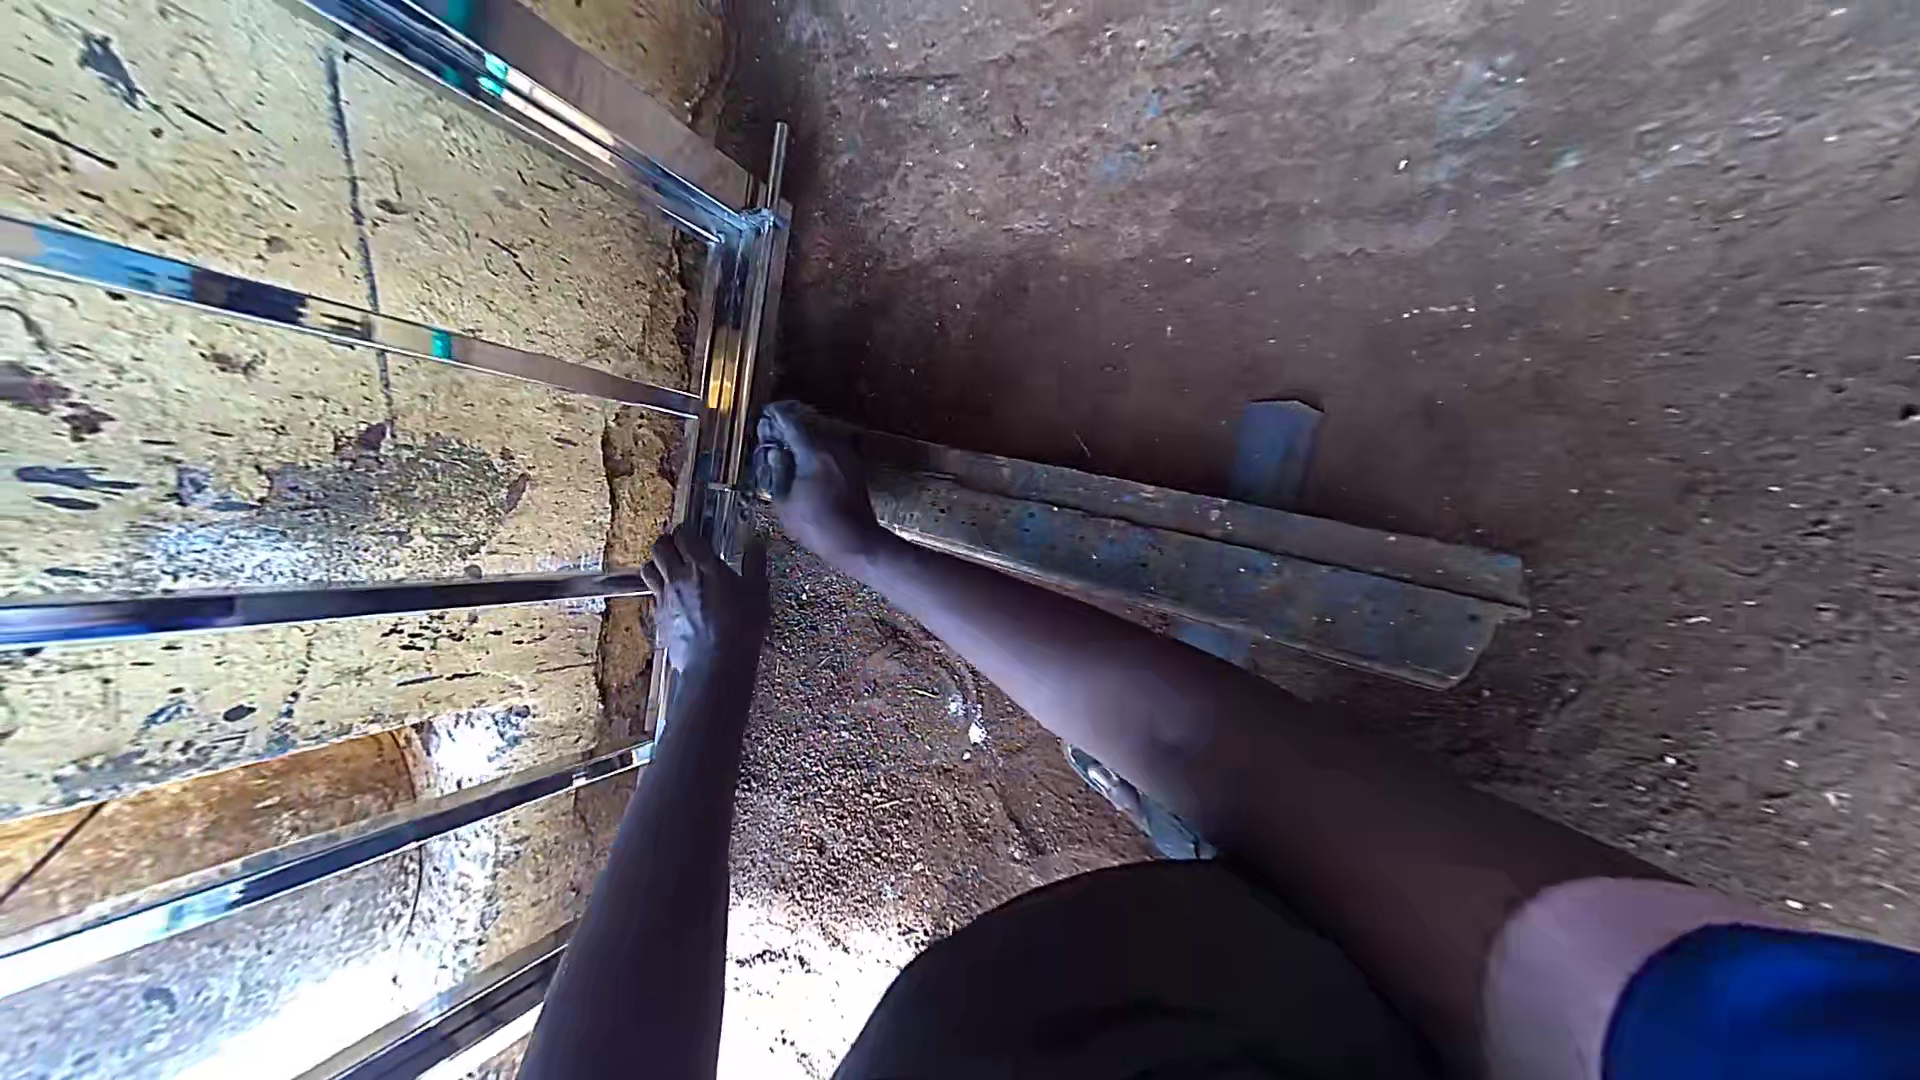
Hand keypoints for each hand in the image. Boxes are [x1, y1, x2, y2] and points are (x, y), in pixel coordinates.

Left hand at [639, 523, 768, 672]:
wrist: (716, 663)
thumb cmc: (740, 628)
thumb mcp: (758, 592)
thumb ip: (754, 564)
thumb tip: (757, 544)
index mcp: (703, 566)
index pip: (685, 535)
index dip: (688, 530)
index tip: (695, 532)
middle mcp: (679, 577)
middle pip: (660, 547)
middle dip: (669, 542)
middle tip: (680, 545)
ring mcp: (665, 597)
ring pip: (648, 568)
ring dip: (658, 563)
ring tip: (671, 567)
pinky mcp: (658, 616)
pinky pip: (652, 594)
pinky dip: (659, 589)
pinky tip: (673, 596)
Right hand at [752, 401, 891, 567]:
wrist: (855, 540)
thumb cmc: (817, 525)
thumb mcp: (785, 501)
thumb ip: (777, 470)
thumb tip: (774, 452)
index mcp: (814, 452)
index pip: (790, 423)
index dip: (775, 419)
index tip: (764, 419)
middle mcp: (835, 446)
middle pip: (808, 424)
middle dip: (790, 426)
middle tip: (773, 432)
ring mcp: (849, 454)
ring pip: (823, 433)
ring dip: (806, 435)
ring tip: (789, 445)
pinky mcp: (857, 466)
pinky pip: (835, 446)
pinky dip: (821, 447)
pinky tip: (810, 459)